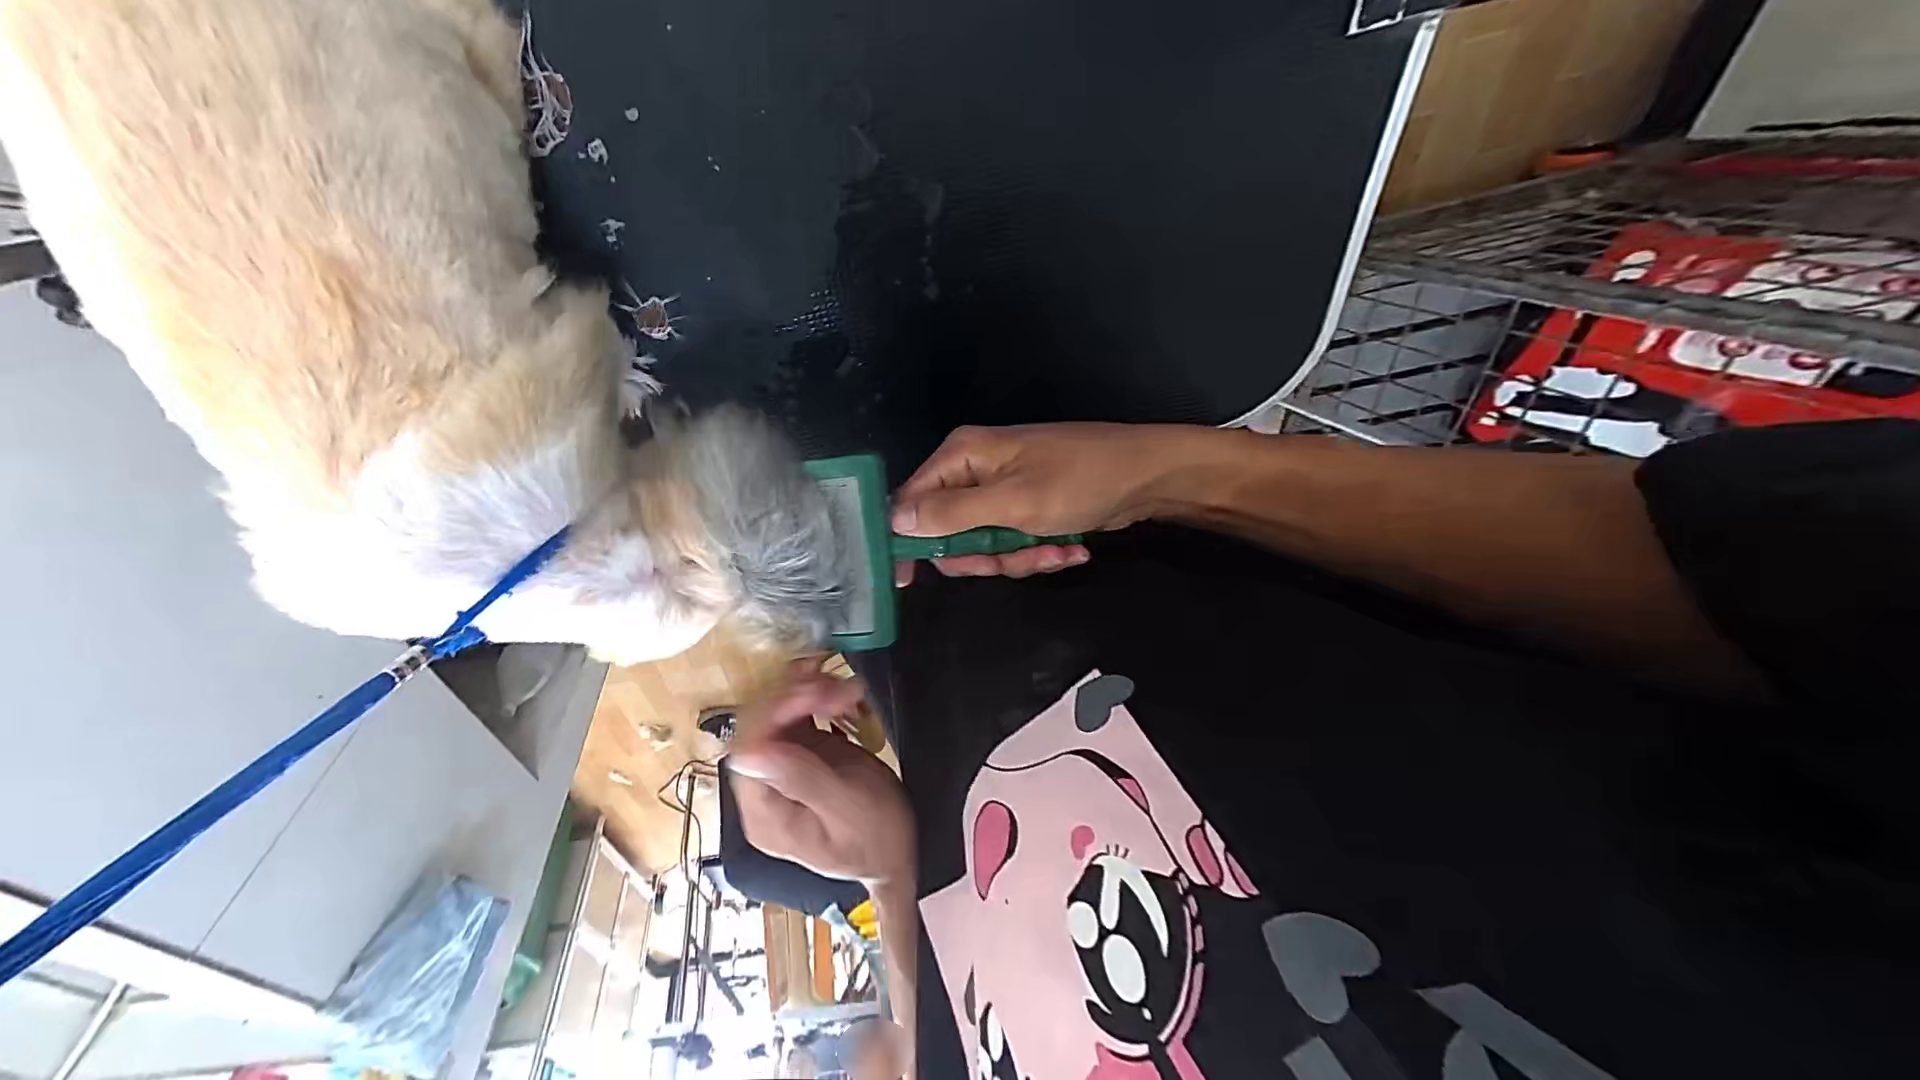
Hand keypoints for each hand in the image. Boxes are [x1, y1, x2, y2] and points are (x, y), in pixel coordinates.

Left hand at [729, 664, 913, 888]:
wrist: (900, 853)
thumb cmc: (878, 839)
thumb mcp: (847, 811)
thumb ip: (801, 781)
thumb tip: (750, 752)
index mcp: (766, 813)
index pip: (750, 748)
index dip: (775, 712)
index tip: (813, 693)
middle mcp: (765, 789)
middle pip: (762, 726)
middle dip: (795, 697)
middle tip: (837, 686)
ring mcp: (782, 769)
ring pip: (779, 714)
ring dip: (808, 692)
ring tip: (844, 688)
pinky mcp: (802, 754)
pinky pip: (798, 717)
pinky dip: (817, 698)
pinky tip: (838, 692)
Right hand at [891, 423, 1205, 581]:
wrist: (1150, 477)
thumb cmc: (1081, 481)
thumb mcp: (1014, 503)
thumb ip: (952, 513)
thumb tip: (895, 521)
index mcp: (962, 456)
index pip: (910, 502)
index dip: (908, 542)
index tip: (907, 581)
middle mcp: (975, 470)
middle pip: (948, 531)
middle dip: (984, 556)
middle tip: (1011, 561)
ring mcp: (1003, 490)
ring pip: (984, 545)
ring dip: (1019, 557)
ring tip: (1055, 550)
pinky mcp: (1027, 507)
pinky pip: (1013, 542)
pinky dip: (1039, 551)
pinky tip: (1071, 546)